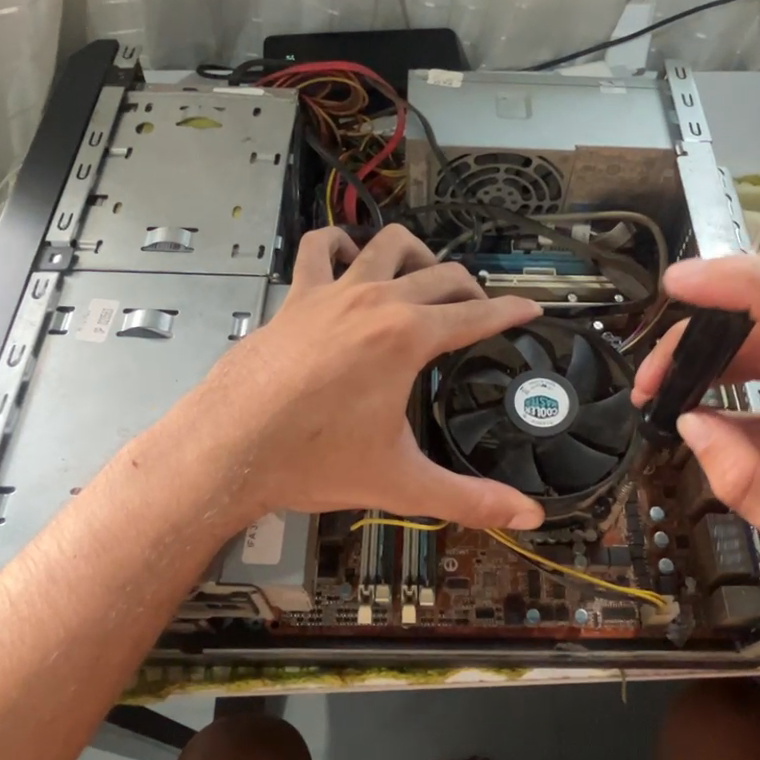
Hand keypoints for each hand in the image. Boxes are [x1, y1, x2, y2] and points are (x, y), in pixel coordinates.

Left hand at [164, 225, 546, 531]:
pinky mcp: (296, 297)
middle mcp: (376, 301)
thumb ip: (469, 499)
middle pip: (441, 274)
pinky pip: (318, 248)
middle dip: (471, 287)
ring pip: (387, 243)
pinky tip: (349, 259)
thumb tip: (529, 516)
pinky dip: (340, 244)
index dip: (510, 311)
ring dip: (416, 252)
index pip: (477, 315)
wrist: (229, 447)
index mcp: (408, 337)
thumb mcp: (401, 482)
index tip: (530, 307)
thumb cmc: (312, 461)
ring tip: (424, 276)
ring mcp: (332, 292)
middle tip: (480, 308)